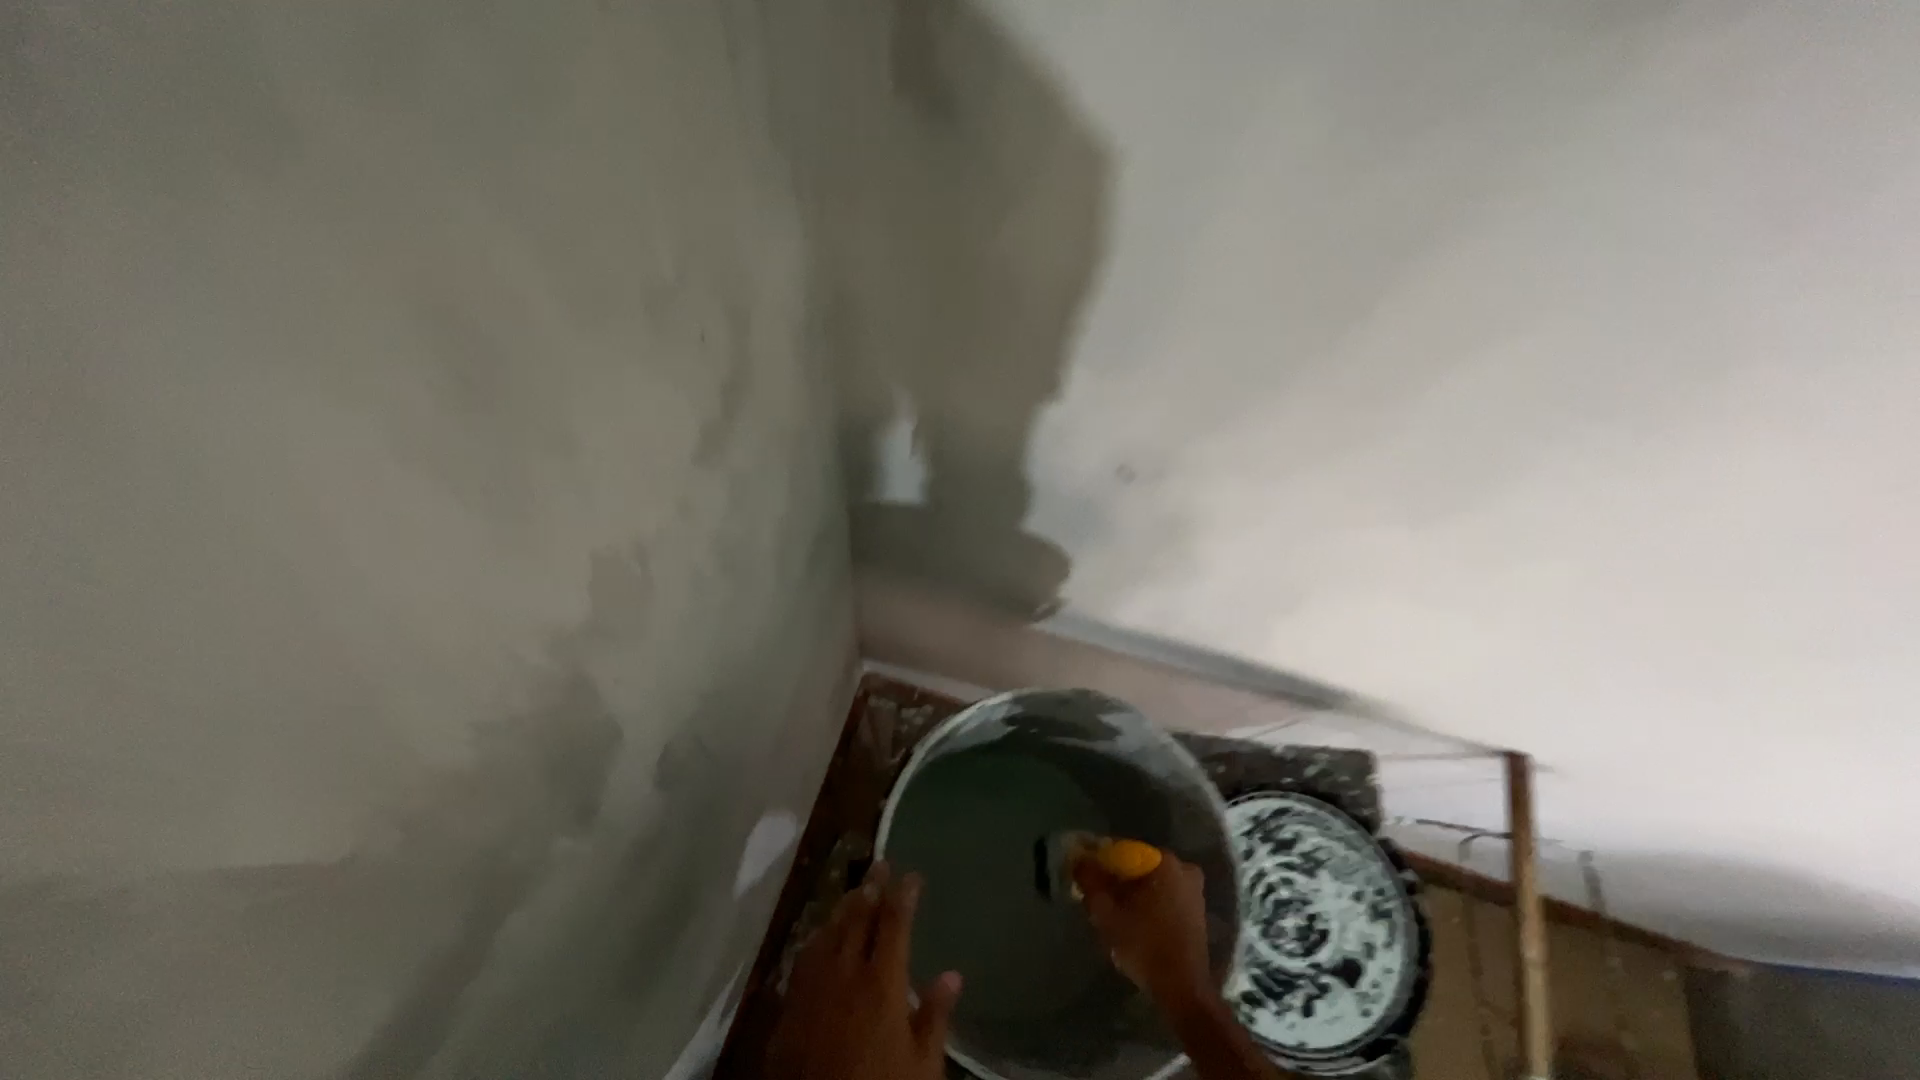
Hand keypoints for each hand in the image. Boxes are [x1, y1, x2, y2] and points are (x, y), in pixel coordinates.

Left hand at [767, 861, 962, 1079]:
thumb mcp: (922, 1065)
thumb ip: (935, 1016)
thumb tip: (953, 974)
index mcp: (882, 982)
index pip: (895, 924)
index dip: (904, 895)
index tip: (912, 874)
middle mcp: (845, 972)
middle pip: (859, 918)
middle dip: (872, 887)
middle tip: (881, 864)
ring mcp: (813, 985)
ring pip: (829, 931)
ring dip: (843, 906)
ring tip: (855, 889)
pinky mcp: (790, 1004)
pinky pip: (804, 956)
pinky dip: (817, 936)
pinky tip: (820, 933)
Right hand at [1073, 849, 1213, 1011]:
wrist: (1183, 989)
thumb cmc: (1144, 945)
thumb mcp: (1107, 914)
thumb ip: (1090, 882)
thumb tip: (1078, 860)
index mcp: (1163, 862)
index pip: (1122, 850)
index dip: (1100, 863)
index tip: (1087, 880)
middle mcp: (1183, 868)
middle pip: (1138, 866)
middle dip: (1117, 879)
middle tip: (1099, 900)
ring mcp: (1194, 890)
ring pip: (1151, 882)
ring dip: (1132, 893)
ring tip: (1115, 915)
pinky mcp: (1197, 910)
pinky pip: (1164, 896)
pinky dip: (1148, 903)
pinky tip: (1135, 923)